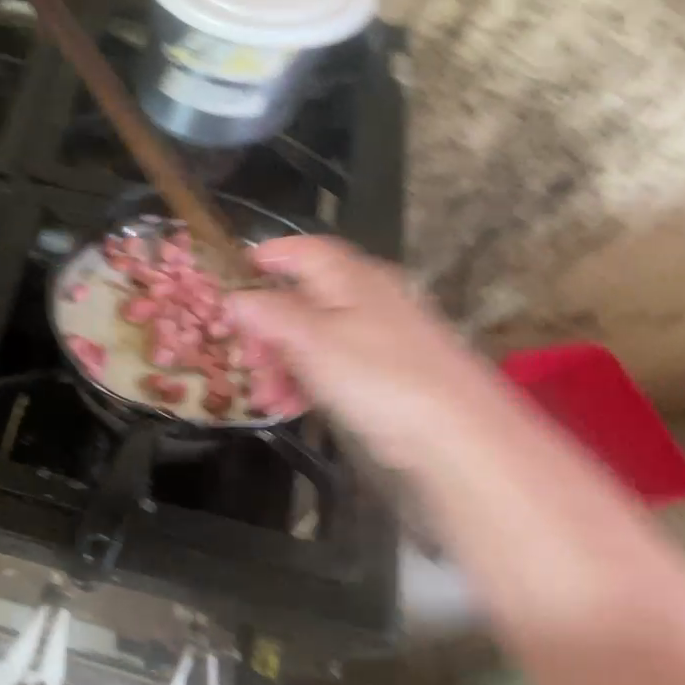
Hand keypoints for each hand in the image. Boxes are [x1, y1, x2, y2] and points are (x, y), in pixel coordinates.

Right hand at [230, 235, 507, 469]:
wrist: (455, 434)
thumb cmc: (379, 377)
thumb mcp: (312, 340)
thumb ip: (268, 314)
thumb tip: (233, 297)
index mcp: (351, 280)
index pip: (303, 251)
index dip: (266, 258)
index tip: (229, 279)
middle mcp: (365, 300)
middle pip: (300, 301)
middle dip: (264, 331)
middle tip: (243, 361)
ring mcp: (376, 338)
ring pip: (310, 338)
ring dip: (279, 365)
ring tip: (264, 399)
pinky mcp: (382, 374)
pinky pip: (329, 367)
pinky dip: (303, 383)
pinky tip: (289, 409)